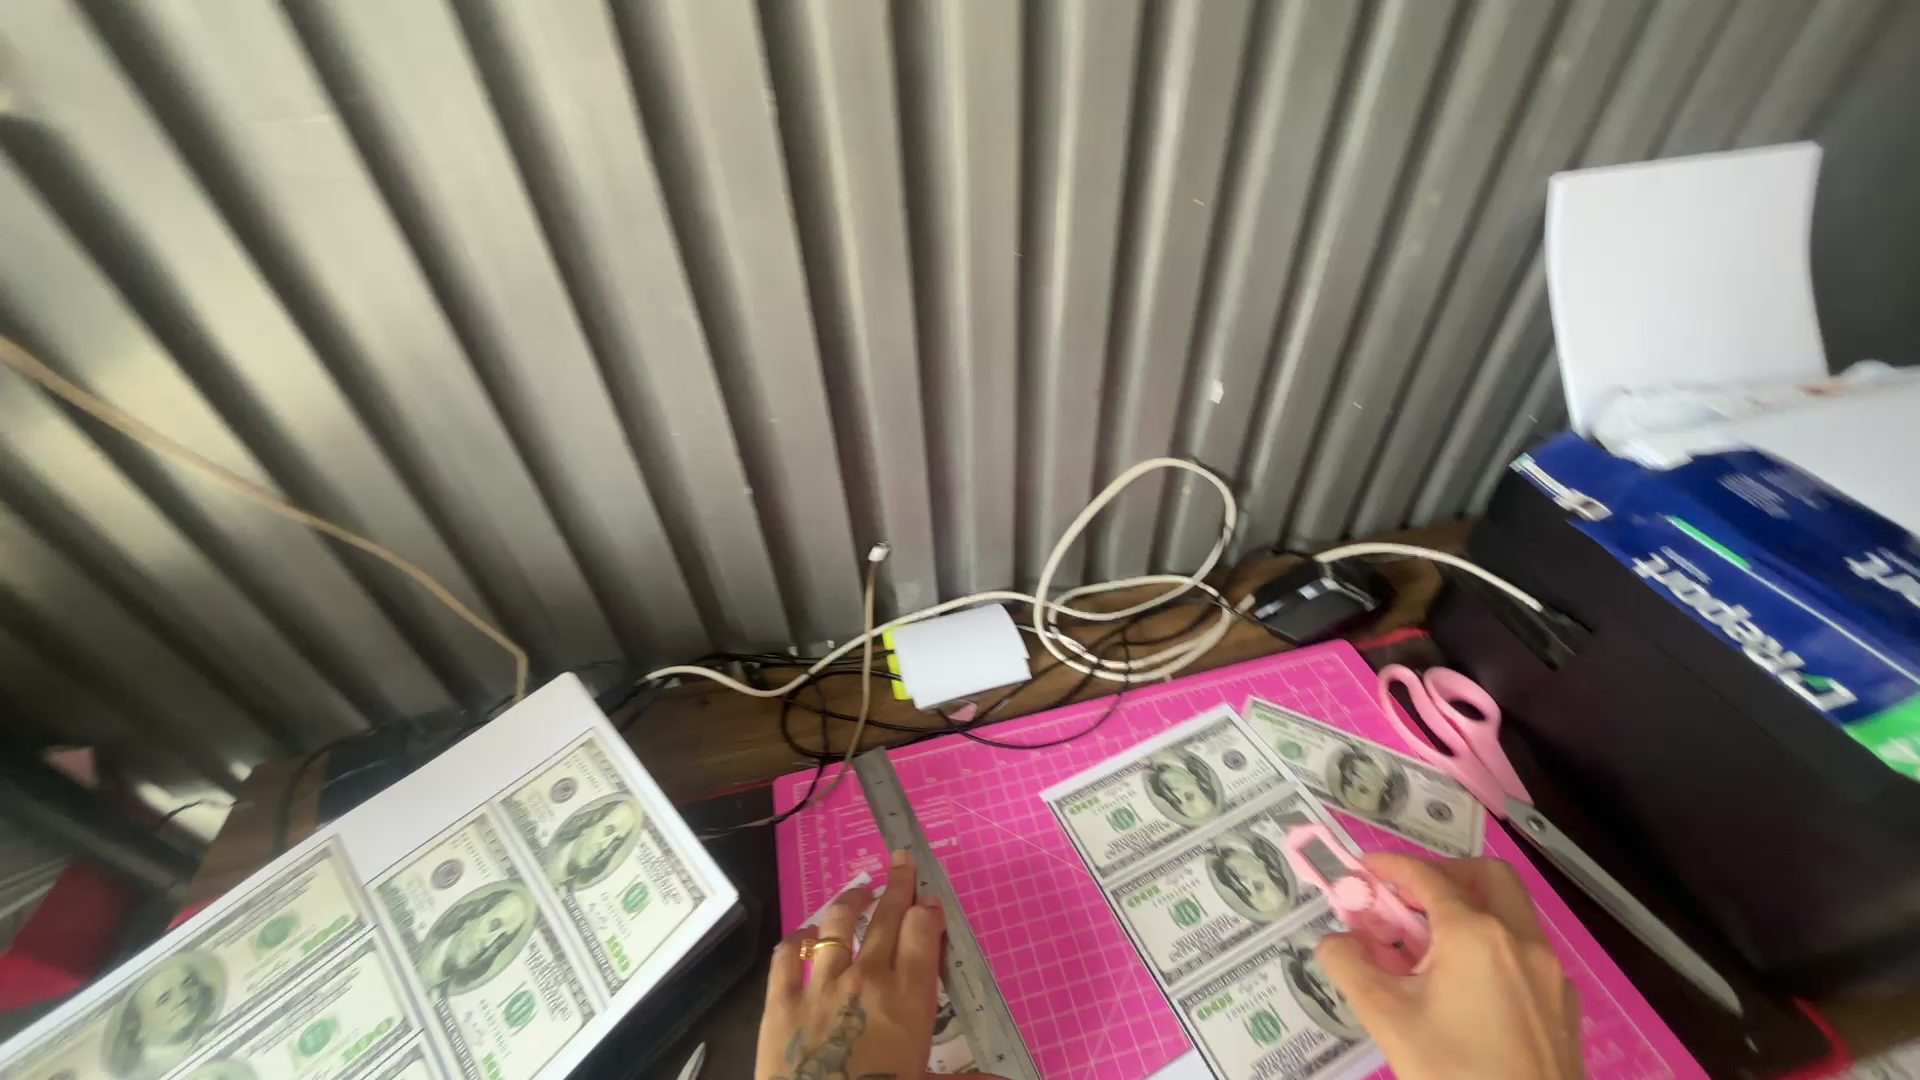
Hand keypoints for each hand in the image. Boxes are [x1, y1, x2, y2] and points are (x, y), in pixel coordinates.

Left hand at [757, 850, 1000, 1079]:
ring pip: (836, 924)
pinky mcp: (780, 1002)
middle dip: (898, 884)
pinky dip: (797, 938)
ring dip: (850, 901)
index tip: (931, 899)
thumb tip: (1001, 1078)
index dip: (928, 910)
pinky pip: (786, 956)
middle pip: (885, 917)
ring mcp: (820, 985)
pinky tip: (805, 932)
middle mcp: (866, 978)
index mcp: (906, 997)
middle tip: (902, 858)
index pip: (923, 933)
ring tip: (859, 889)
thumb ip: (963, 1079)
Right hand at [1317, 855, 1583, 1079]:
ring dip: (1467, 908)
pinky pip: (1524, 950)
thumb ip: (1347, 963)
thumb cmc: (1454, 1072)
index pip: (1427, 876)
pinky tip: (1462, 984)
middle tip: (1408, 898)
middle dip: (1442, 874)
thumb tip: (1336, 940)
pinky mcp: (1563, 1007)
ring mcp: (1550, 975)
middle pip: (1487, 876)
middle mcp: (1521, 942)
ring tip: (1426, 944)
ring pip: (1511, 912)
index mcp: (1476, 935)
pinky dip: (1490, 943)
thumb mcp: (1385, 1016)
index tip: (1361, 871)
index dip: (1389, 866)